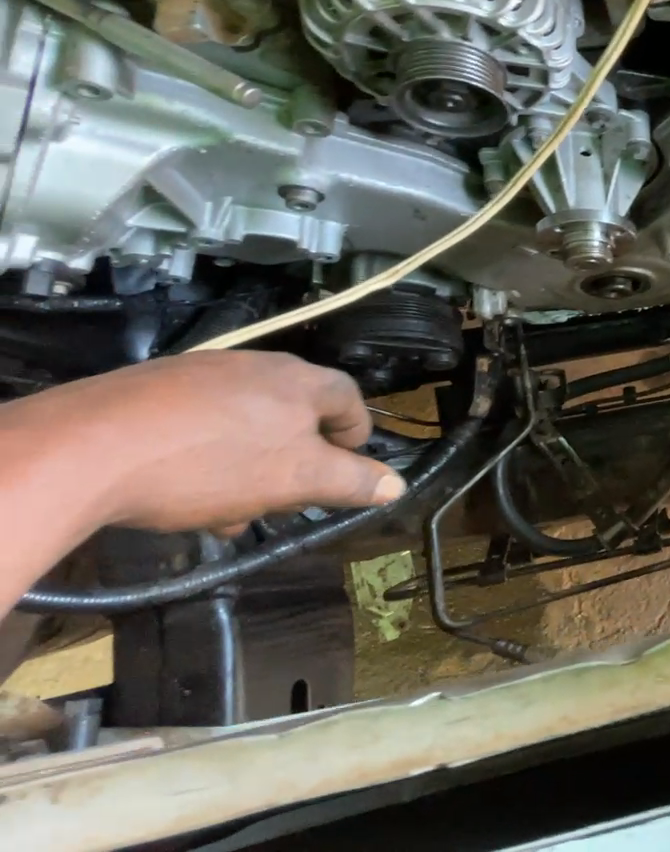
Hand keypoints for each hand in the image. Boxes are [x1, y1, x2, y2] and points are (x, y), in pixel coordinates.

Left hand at [0, 351, 403, 535]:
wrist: (76, 453)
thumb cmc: (212, 463)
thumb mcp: (298, 481)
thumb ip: (353, 481)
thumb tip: (396, 485)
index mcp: (300, 379)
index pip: (350, 400)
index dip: (355, 436)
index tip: (345, 468)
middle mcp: (254, 364)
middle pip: (294, 410)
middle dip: (296, 456)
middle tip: (285, 494)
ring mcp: (194, 372)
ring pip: (243, 419)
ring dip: (249, 458)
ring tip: (227, 502)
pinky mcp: (141, 388)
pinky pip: (192, 420)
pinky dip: (200, 451)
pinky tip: (179, 487)